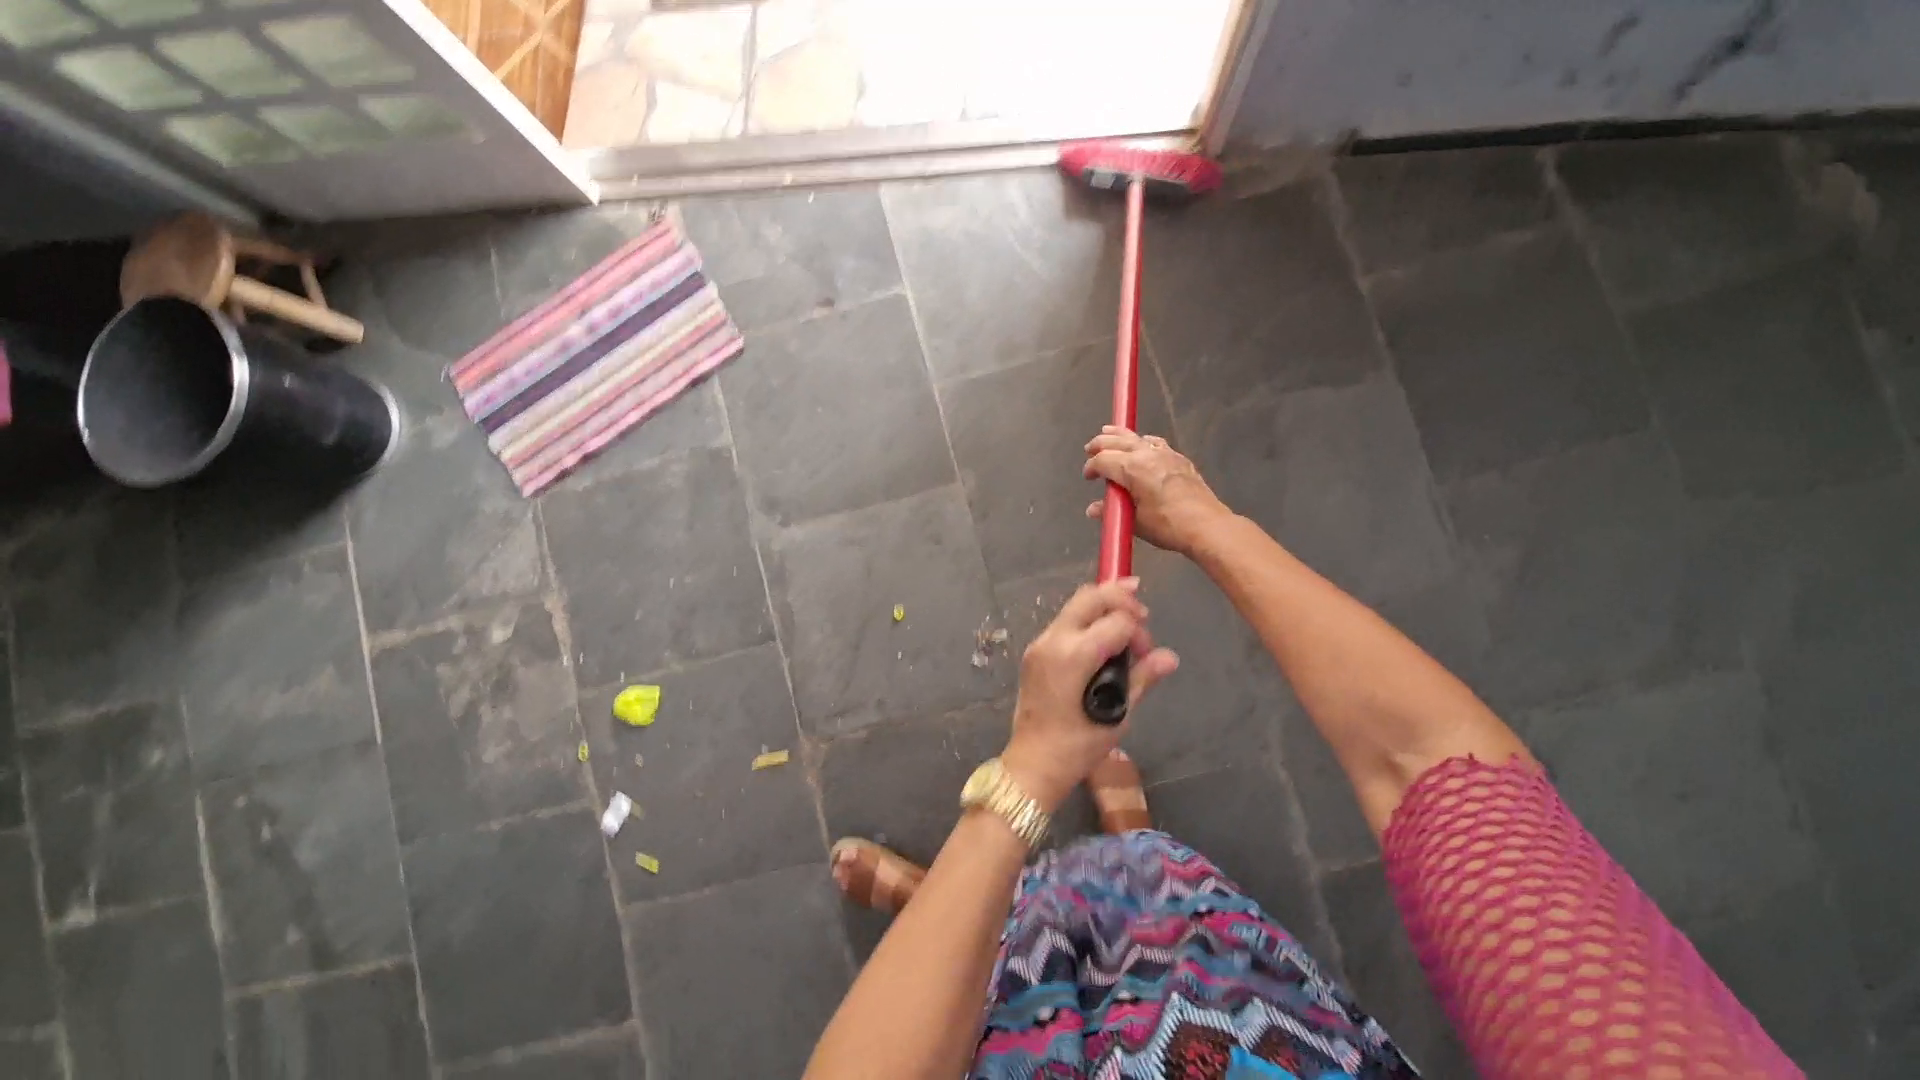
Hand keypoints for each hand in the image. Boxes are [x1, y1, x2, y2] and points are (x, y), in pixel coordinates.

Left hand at [1001, 579, 1178, 811]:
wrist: (1033, 765)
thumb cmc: (1077, 747)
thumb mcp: (1116, 714)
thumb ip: (1141, 679)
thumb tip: (1170, 657)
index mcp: (1073, 655)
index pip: (1117, 621)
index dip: (1139, 632)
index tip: (1147, 655)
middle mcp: (1052, 640)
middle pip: (1090, 597)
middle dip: (1121, 598)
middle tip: (1144, 614)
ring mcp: (1039, 644)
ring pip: (1075, 605)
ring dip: (1104, 605)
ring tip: (1130, 617)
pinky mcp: (1035, 652)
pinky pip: (1065, 622)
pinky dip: (1088, 619)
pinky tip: (1105, 632)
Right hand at [1083, 427, 1230, 555]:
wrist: (1206, 525)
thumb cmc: (1167, 525)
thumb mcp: (1135, 521)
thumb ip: (1112, 512)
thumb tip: (1093, 509)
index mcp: (1132, 468)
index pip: (1103, 460)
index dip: (1091, 467)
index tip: (1088, 478)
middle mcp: (1147, 455)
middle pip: (1118, 441)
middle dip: (1101, 443)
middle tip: (1089, 448)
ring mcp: (1166, 454)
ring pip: (1137, 438)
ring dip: (1121, 436)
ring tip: (1109, 432)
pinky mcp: (1179, 459)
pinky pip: (1155, 443)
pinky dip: (1143, 442)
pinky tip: (1143, 445)